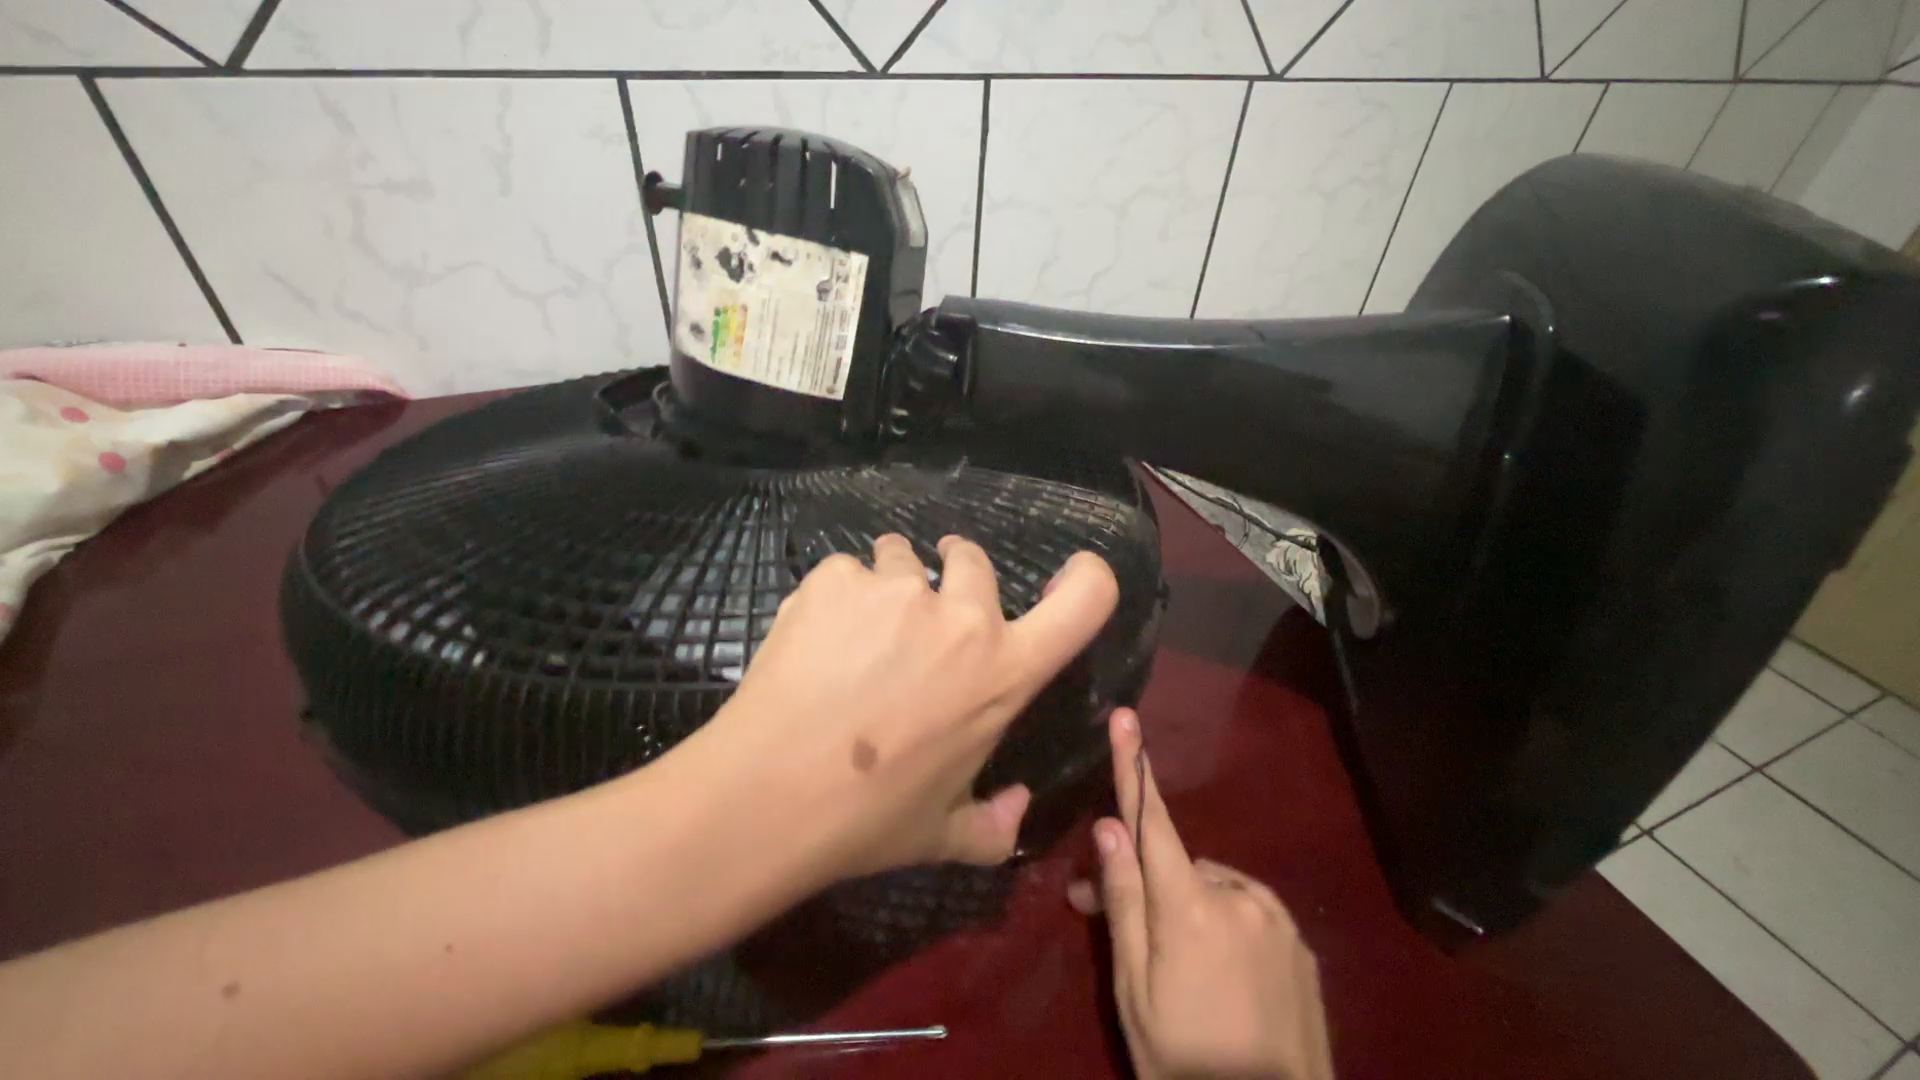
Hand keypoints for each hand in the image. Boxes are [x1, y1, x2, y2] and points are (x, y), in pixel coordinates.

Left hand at [694, 533, 1117, 884]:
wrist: (770, 795)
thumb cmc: (870, 820)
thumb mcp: (946, 837)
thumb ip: (996, 825)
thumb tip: (1019, 805)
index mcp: (1005, 672)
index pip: (1086, 598)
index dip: (1088, 576)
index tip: (1070, 574)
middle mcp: (961, 617)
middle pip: (974, 560)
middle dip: (953, 577)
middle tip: (920, 621)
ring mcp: (896, 590)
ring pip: (902, 557)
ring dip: (889, 584)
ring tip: (855, 633)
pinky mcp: (836, 579)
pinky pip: (846, 571)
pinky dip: (836, 597)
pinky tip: (813, 640)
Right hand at [1068, 710, 1333, 1079]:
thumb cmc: (1183, 1059)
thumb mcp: (1134, 988)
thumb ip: (1124, 900)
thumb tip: (1110, 827)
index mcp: (1192, 906)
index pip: (1153, 820)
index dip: (1133, 767)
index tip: (1126, 716)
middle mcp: (1241, 896)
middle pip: (1178, 864)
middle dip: (1143, 878)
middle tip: (1104, 918)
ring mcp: (1278, 920)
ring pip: (1214, 888)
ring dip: (1187, 904)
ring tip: (1173, 962)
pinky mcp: (1301, 945)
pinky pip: (1249, 912)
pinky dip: (1224, 924)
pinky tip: (1219, 975)